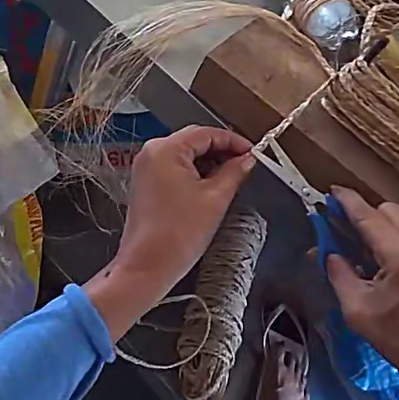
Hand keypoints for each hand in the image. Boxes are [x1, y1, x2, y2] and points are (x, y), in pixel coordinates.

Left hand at [84, 126, 256, 339]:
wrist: (147, 266)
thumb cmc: (175, 235)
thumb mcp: (215, 198)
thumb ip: (234, 172)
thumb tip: (246, 161)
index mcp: (166, 150)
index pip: (206, 133)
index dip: (233, 141)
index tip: (251, 151)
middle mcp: (152, 154)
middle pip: (194, 141)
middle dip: (221, 151)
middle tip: (245, 163)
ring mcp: (146, 168)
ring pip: (185, 155)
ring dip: (209, 162)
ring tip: (232, 176)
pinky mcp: (146, 184)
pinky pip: (175, 168)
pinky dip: (195, 173)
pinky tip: (211, 185)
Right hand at [326, 187, 398, 399]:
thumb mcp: (359, 312)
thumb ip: (339, 275)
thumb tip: (328, 252)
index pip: (368, 216)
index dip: (347, 202)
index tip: (334, 193)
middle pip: (390, 209)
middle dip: (370, 219)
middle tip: (358, 240)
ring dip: (394, 222)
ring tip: (386, 249)